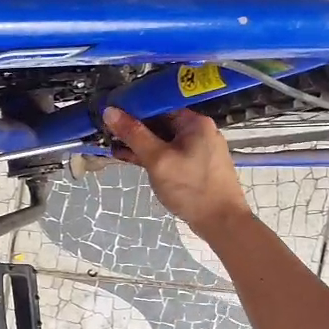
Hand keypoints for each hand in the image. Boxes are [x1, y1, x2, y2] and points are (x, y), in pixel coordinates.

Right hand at [103, 107, 252, 237]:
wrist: (221, 222)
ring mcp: (198, 149)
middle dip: (135, 127)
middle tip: (107, 131)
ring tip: (112, 146)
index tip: (110, 112)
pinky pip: (169, 153)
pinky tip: (130, 159)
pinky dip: (151, 155)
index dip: (134, 108)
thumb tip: (110, 111)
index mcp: (195, 123)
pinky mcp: (195, 165)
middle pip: (161, 122)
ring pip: (163, 139)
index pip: (160, 106)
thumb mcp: (158, 160)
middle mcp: (199, 131)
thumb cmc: (191, 188)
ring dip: (140, 143)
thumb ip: (134, 135)